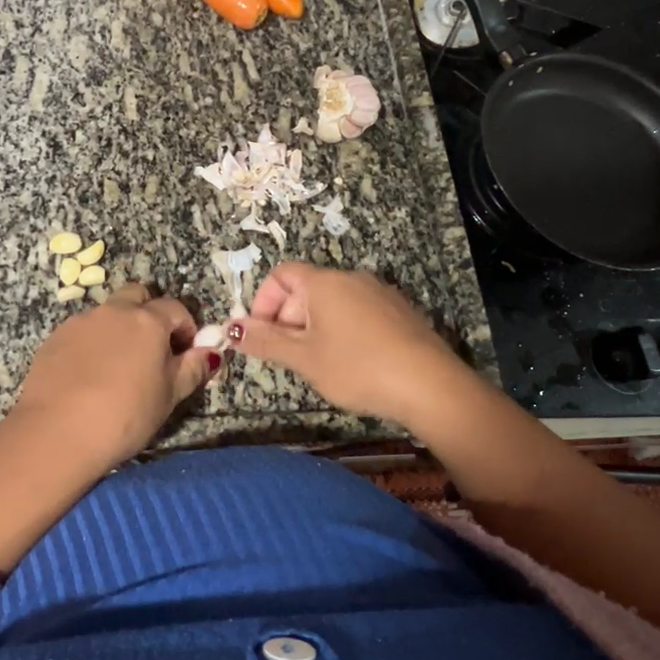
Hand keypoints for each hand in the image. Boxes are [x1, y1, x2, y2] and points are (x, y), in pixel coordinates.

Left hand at [10, 283, 220, 466]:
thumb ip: (192, 369)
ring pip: (106, 313)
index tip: (186, 353)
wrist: (56, 432)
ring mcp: (79, 322)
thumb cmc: (124, 416)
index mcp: (146, 321)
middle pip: (136, 296)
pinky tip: (89, 376)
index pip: (175, 308)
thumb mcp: (168, 397)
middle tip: (153, 349)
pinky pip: (81, 332)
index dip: (186, 328)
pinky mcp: (54, 338)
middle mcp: (112, 311)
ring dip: (118, 329)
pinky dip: (92, 344)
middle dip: (149, 313)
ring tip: (118, 367)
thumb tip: (210, 352)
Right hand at [229, 262, 477, 429]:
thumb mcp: (304, 358)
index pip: (281, 274)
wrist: (429, 385)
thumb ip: (265, 341)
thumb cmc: (357, 368)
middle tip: (288, 357)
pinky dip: (343, 330)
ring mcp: (379, 292)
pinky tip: (352, 363)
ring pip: (332, 302)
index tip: (260, 334)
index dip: (263, 301)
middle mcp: (350, 277)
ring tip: (318, 364)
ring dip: (314, 327)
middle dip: (288, 319)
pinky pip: (358, 312)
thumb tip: (231, 328)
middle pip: (306, 288)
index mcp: (323, 282)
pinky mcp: (399, 311)